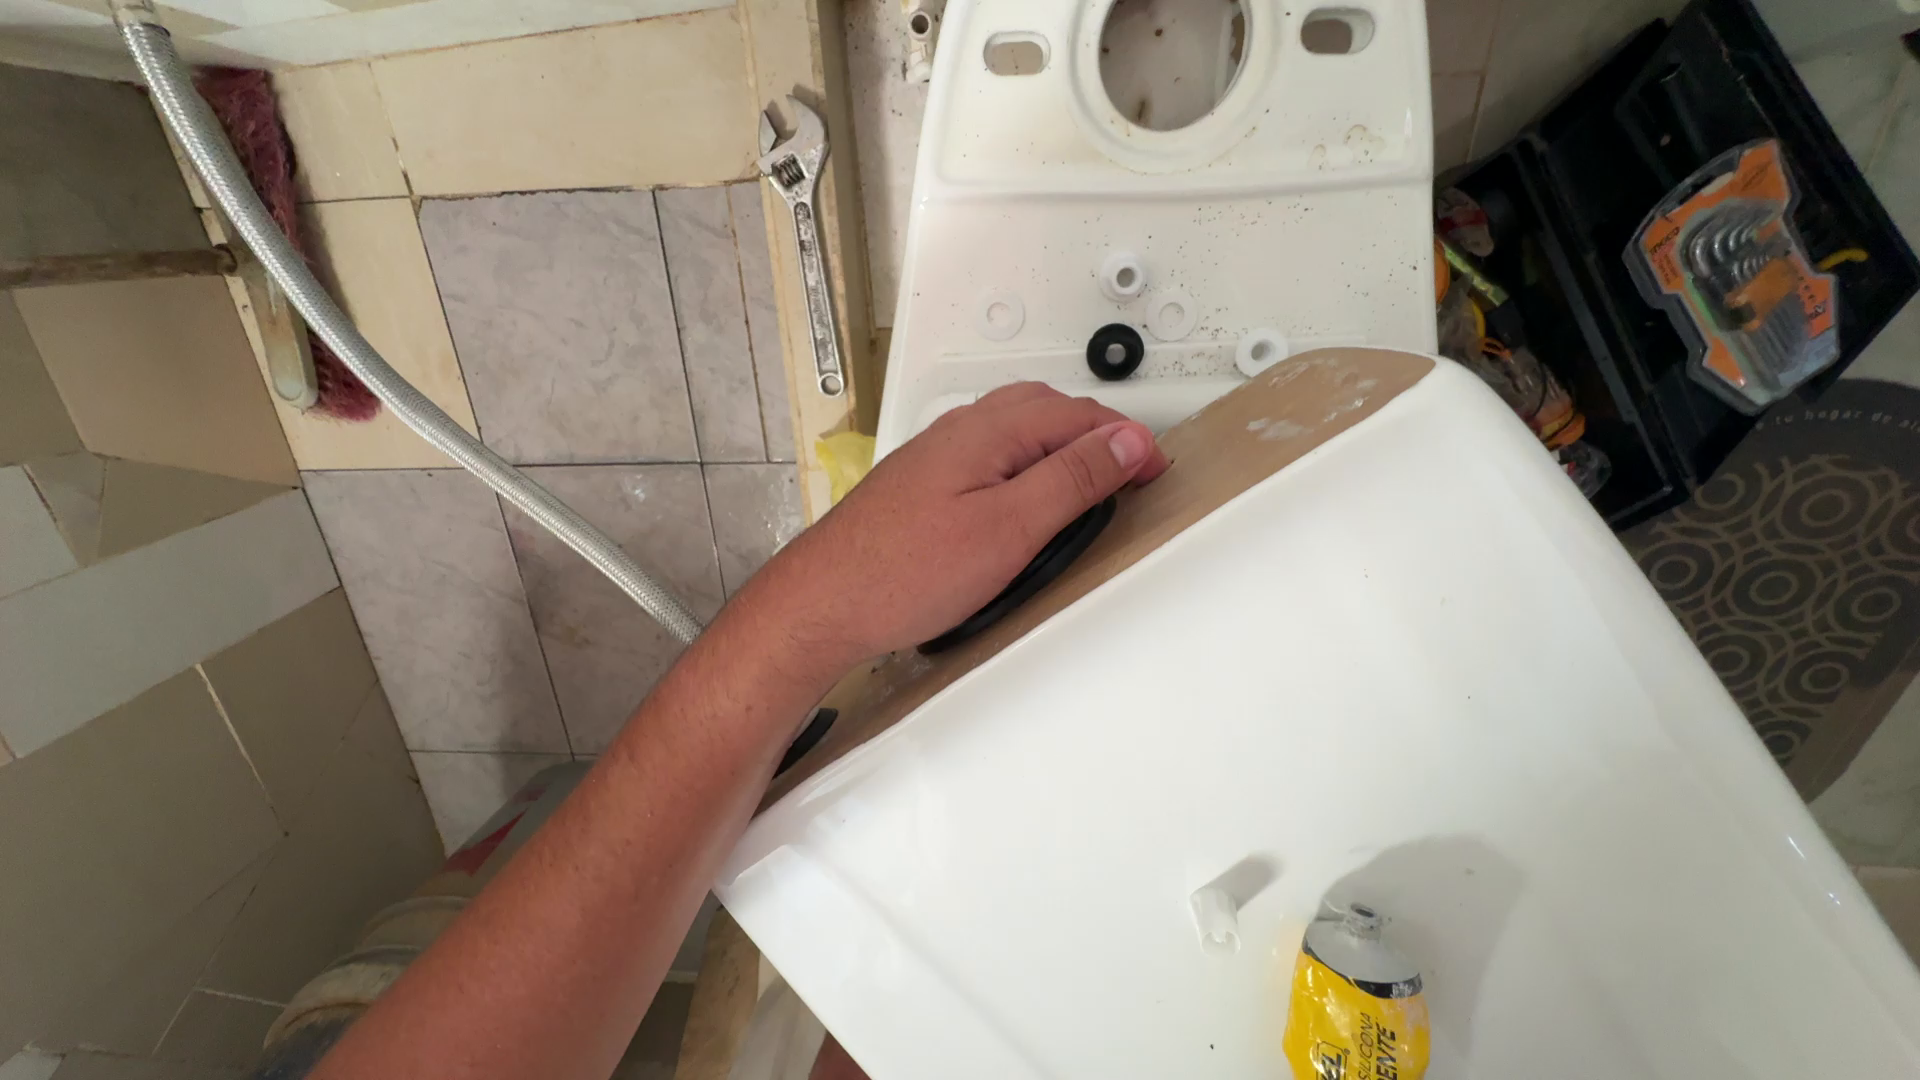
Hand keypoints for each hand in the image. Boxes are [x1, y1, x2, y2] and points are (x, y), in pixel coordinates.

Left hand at [743, 383, 1168, 670]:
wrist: (823, 604)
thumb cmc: (902, 573)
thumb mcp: (1008, 528)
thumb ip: (1070, 479)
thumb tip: (1122, 442)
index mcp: (987, 431)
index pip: (1078, 416)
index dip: (1126, 439)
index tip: (1154, 469)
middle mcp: (959, 432)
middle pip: (1045, 410)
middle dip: (1095, 431)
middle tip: (1129, 468)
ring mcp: (938, 457)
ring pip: (1015, 430)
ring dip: (1060, 443)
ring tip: (1090, 476)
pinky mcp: (925, 486)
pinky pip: (990, 455)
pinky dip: (1026, 463)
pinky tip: (1026, 495)